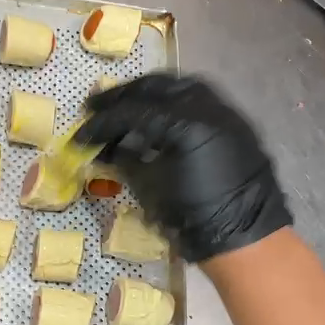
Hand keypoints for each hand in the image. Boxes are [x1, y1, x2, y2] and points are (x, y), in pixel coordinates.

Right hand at [73, 74, 290, 261]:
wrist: (245, 237)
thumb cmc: (192, 219)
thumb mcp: (150, 189)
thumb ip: (127, 160)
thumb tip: (108, 149)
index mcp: (185, 125)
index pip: (132, 112)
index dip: (101, 124)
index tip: (79, 135)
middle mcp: (207, 108)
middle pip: (155, 88)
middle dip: (121, 96)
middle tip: (95, 107)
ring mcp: (224, 112)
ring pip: (179, 87)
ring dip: (148, 94)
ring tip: (124, 107)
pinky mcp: (233, 122)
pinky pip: (198, 100)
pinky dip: (171, 103)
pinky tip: (156, 119)